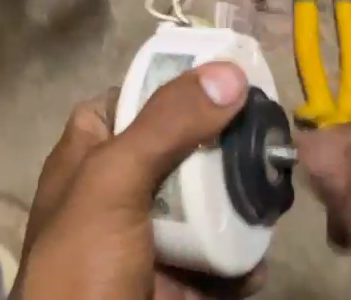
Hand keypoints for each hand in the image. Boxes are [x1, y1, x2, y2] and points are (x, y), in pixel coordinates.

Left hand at [14, 62, 265, 299]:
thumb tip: (227, 72)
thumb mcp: (114, 180)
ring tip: (269, 197)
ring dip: (236, 206)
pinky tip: (256, 260)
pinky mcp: (170, 287)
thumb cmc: (82, 263)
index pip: (129, 100)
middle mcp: (115, 192)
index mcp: (87, 156)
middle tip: (263, 142)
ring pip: (200, 209)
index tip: (226, 77)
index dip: (172, 85)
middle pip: (178, 153)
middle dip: (220, 151)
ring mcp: (144, 243)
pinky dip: (237, 261)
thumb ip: (167, 124)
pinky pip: (212, 264)